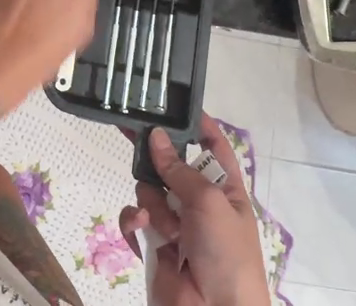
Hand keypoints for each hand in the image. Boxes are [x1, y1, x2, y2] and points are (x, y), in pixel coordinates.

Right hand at [119, 117, 271, 305]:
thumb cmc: (226, 254)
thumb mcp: (210, 203)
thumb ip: (179, 168)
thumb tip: (154, 135)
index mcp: (224, 190)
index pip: (212, 147)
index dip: (198, 125)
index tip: (173, 101)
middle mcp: (198, 202)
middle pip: (169, 164)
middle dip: (155, 160)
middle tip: (129, 130)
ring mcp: (175, 223)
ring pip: (148, 189)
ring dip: (153, 203)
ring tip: (165, 226)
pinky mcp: (152, 243)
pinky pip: (133, 217)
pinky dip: (134, 221)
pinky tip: (143, 228)